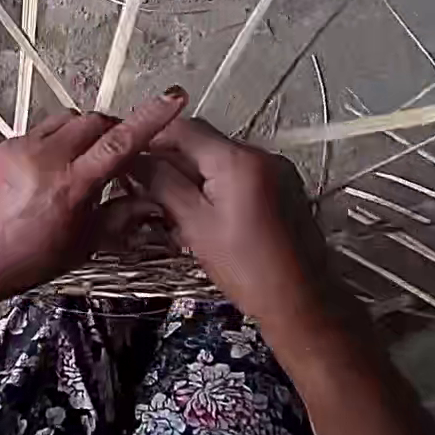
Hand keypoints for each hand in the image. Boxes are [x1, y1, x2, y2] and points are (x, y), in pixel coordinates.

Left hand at [0, 89, 187, 309]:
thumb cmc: (24, 258)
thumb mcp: (80, 245)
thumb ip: (119, 217)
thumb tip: (153, 204)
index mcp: (70, 187)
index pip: (119, 144)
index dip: (150, 118)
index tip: (172, 98)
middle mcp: (47, 159)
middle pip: (95, 121)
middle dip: (114, 128)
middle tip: (120, 151)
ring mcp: (23, 147)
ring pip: (69, 119)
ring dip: (86, 130)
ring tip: (85, 158)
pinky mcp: (6, 144)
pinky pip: (43, 129)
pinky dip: (58, 139)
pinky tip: (53, 166)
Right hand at [134, 118, 336, 324]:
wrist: (303, 305)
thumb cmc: (251, 272)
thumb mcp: (196, 226)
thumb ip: (163, 184)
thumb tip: (137, 160)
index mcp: (239, 161)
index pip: (184, 128)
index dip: (152, 139)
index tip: (131, 156)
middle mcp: (262, 155)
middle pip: (203, 142)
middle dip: (171, 160)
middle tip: (145, 186)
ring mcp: (277, 169)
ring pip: (220, 159)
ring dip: (192, 174)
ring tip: (174, 207)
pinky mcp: (283, 186)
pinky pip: (240, 173)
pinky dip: (217, 184)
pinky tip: (203, 214)